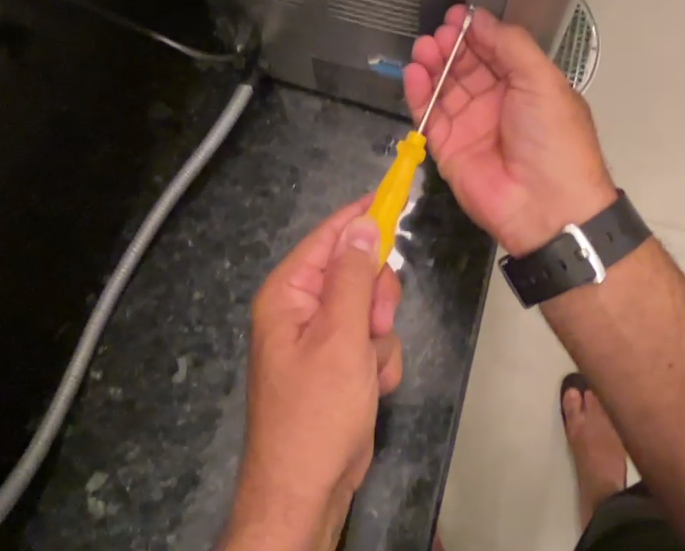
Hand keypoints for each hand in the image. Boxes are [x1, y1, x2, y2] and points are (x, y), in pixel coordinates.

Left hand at [224, 199, 403, 549]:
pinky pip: (373, 342)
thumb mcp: (340, 338)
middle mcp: (301, 309)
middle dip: (375, 300)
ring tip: (367, 371)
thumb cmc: (317, 412)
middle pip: (356, 272)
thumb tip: (362, 224)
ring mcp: (321, 338)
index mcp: (288, 292)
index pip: (329, 237)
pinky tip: (369, 389)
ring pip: (372, 309)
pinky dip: (378, 363)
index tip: (396, 193)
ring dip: (380, 339)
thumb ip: (354, 277)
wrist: (307, 491)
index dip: (362, 215)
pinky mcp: (338, 364)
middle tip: (376, 325)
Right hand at [405, 7, 617, 256]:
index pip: (494, 50)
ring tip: (423, 47)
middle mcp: (496, 103)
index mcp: (525, 86)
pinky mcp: (446, 147)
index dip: (476, 32)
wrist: (547, 207)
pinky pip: (428, 114)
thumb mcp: (543, 80)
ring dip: (432, 63)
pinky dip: (418, 92)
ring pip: (443, 86)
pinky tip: (413, 72)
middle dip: (450, 45)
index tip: (457, 15)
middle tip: (439, 32)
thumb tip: (480, 19)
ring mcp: (469, 125)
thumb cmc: (554, 139)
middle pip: (465, 65)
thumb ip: (511, 45)